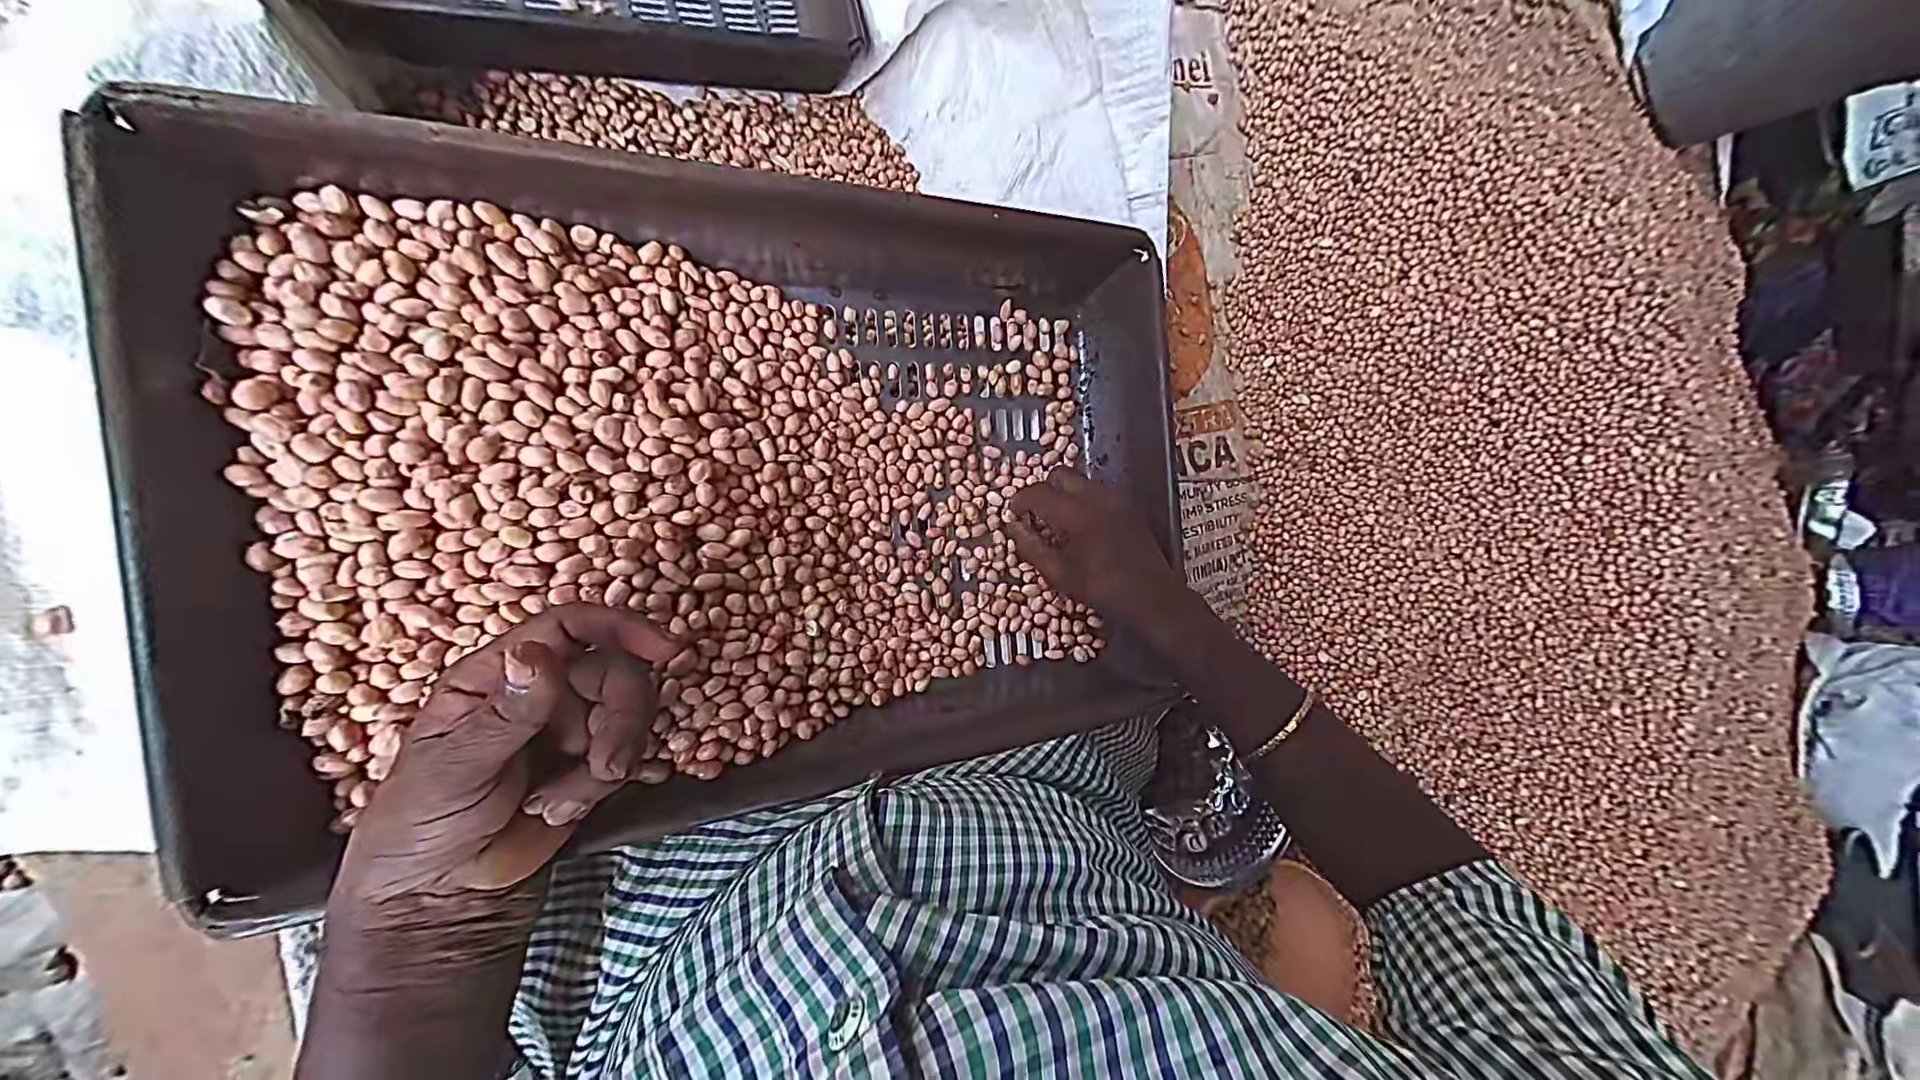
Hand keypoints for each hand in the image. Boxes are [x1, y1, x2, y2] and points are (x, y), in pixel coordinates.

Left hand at [330, 604, 679, 912]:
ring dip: (614, 755)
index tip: (664, 649)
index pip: (569, 626)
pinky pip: (627, 751)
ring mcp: (571, 723)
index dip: (620, 627)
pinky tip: (560, 809)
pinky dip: (603, 783)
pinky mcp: (591, 759)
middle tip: (607, 766)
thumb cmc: (419, 825)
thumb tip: (538, 653)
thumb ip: (505, 713)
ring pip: (630, 711)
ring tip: (568, 800)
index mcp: (499, 674)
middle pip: (616, 670)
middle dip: (623, 716)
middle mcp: (543, 689)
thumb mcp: (453, 769)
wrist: (438, 897)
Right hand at [1007, 467, 1181, 623]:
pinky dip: (1083, 502)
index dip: (1020, 500)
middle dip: (1043, 490)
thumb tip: (1013, 527)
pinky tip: (1082, 529)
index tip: (1013, 512)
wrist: (1151, 596)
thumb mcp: (1059, 573)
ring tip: (1058, 523)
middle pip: (1060, 476)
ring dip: (1064, 495)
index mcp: (1076, 513)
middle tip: (1035, 514)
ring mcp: (1116, 500)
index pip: (1038, 493)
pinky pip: (1099, 494)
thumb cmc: (1101, 588)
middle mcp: (1097, 498)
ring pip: (1081, 483)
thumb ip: (1031, 546)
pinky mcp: (1129, 509)